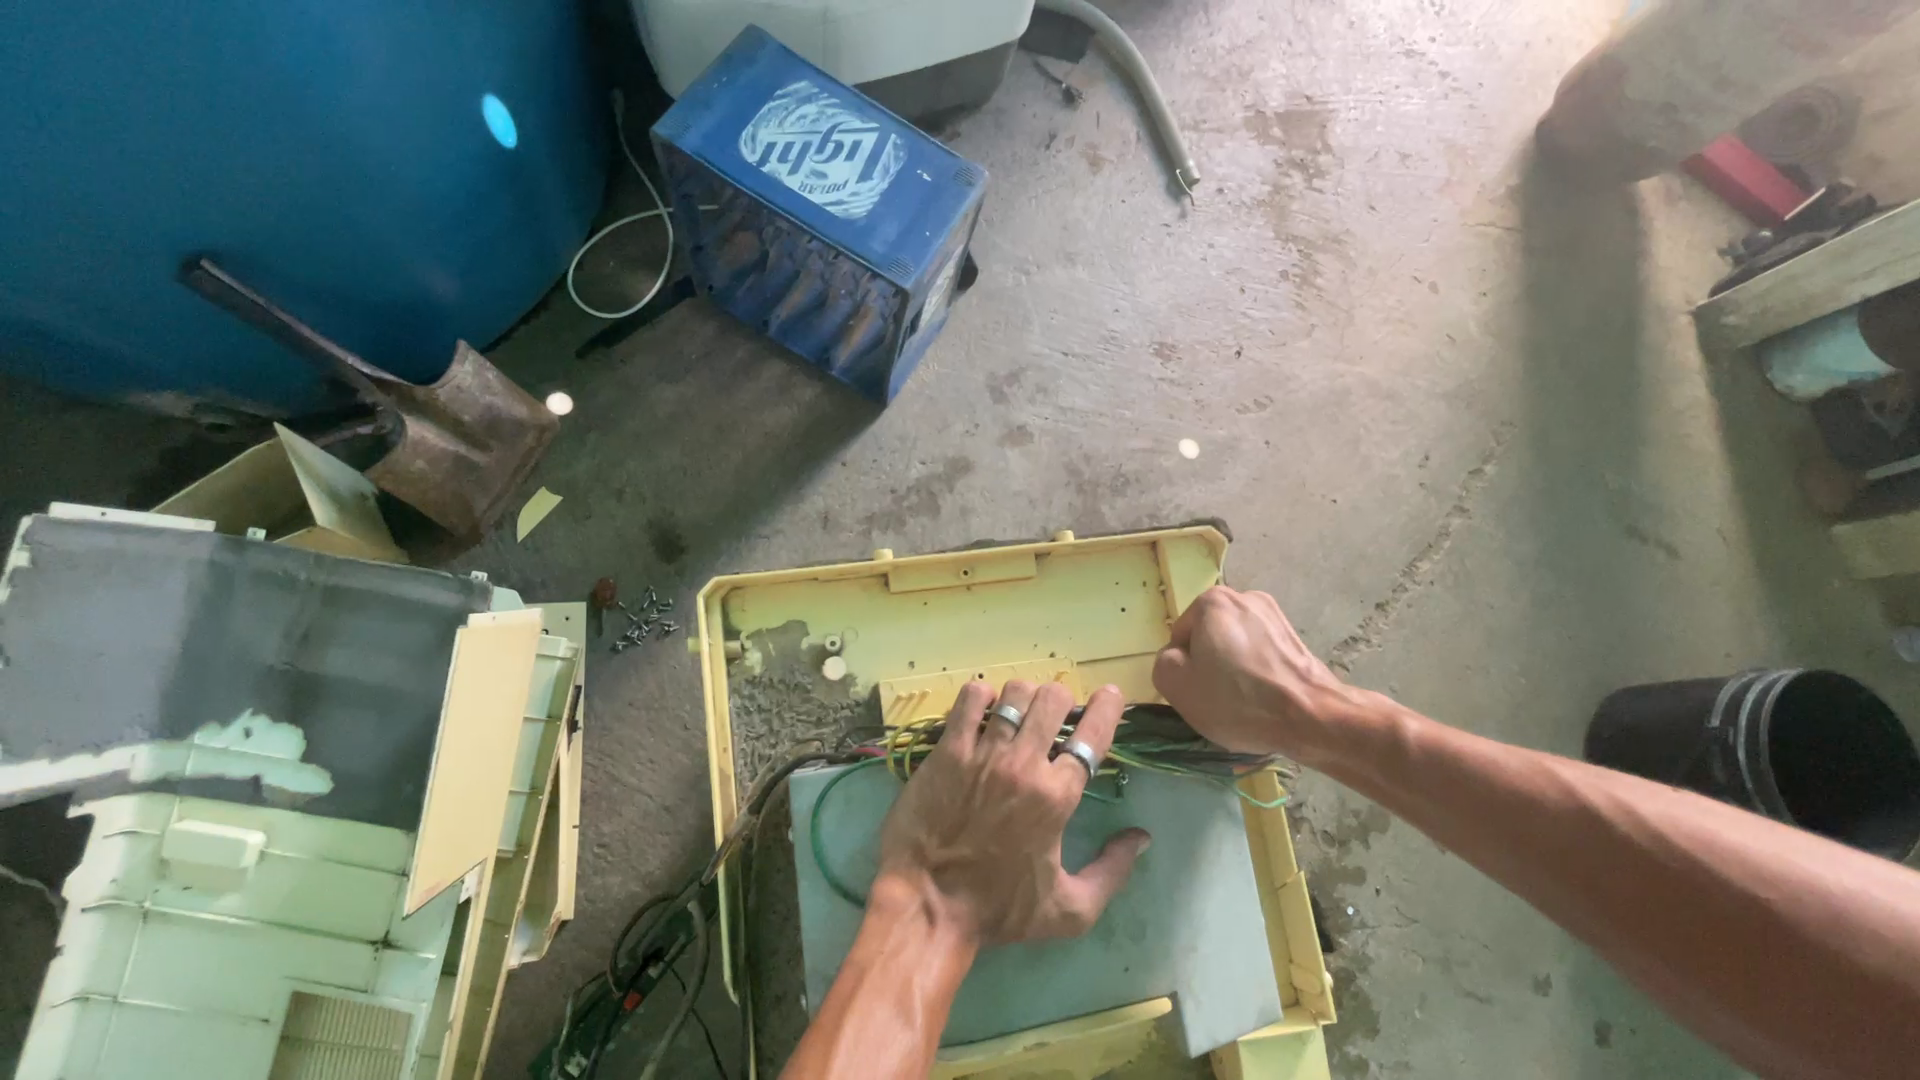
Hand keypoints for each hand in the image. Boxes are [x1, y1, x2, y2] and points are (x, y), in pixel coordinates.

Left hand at [873, 680, 1151, 944]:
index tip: (1110, 694)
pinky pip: (969, 699)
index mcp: (1057, 798)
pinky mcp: (946, 751)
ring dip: (1024, 697)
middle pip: (1053, 700)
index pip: (1092, 735)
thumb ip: (1112, 872)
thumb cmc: (998, 911)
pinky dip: (981, 696)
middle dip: (1062, 700)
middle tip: (1054, 716)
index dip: (1106, 707)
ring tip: (1019, 712)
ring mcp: (983, 754)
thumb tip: (1141, 838)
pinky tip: (983, 710)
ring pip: (1014, 693)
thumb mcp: (1069, 912)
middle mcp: (1024, 765)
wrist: (927, 906)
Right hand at [1152, 586, 1358, 760]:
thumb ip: (1163, 662)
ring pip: (1235, 645)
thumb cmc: (1236, 700)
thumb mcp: (1176, 686)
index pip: (1180, 637)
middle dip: (1209, 664)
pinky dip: (1257, 671)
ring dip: (1233, 668)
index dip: (1184, 668)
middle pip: (1208, 637)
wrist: (1311, 717)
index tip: (1199, 691)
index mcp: (1210, 602)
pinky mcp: (1294, 635)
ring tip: (1245, 699)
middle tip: (1219, 697)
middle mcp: (1243, 597)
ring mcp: (1274, 614)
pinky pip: (1260, 653)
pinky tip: (1265, 695)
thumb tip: (1178, 657)